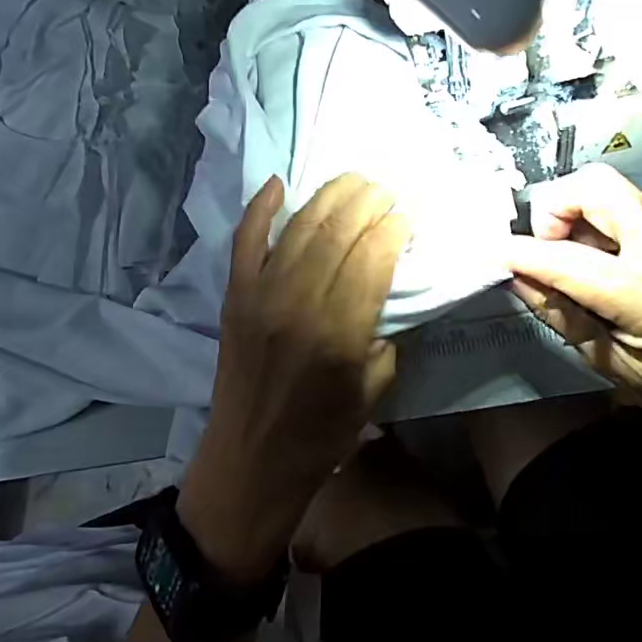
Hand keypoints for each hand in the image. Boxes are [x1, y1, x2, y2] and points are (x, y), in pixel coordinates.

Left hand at [179, 173, 408, 583]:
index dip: (393, 228)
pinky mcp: (234, 295)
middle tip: (386, 191)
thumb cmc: (321, 433)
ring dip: (329, 195)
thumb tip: (391, 287)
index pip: (372, 257)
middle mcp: (298, 303)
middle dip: (368, 201)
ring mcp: (260, 294)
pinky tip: (279, 183)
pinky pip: (245, 239)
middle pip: (338, 231)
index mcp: (339, 332)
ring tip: (353, 180)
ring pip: (299, 226)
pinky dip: (260, 208)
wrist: (250, 460)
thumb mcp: (374, 391)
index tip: (406, 216)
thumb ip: (387, 335)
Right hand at [503, 163, 641, 472]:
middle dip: (555, 208)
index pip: (572, 260)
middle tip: (546, 247)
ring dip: (578, 216)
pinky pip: (630, 208)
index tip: (497, 253)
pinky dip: (602, 225)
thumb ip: (560, 312)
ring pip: (612, 191)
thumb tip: (517, 274)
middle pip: (598, 187)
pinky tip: (606, 261)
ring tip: (575, 258)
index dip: (526, 254)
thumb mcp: (607, 364)